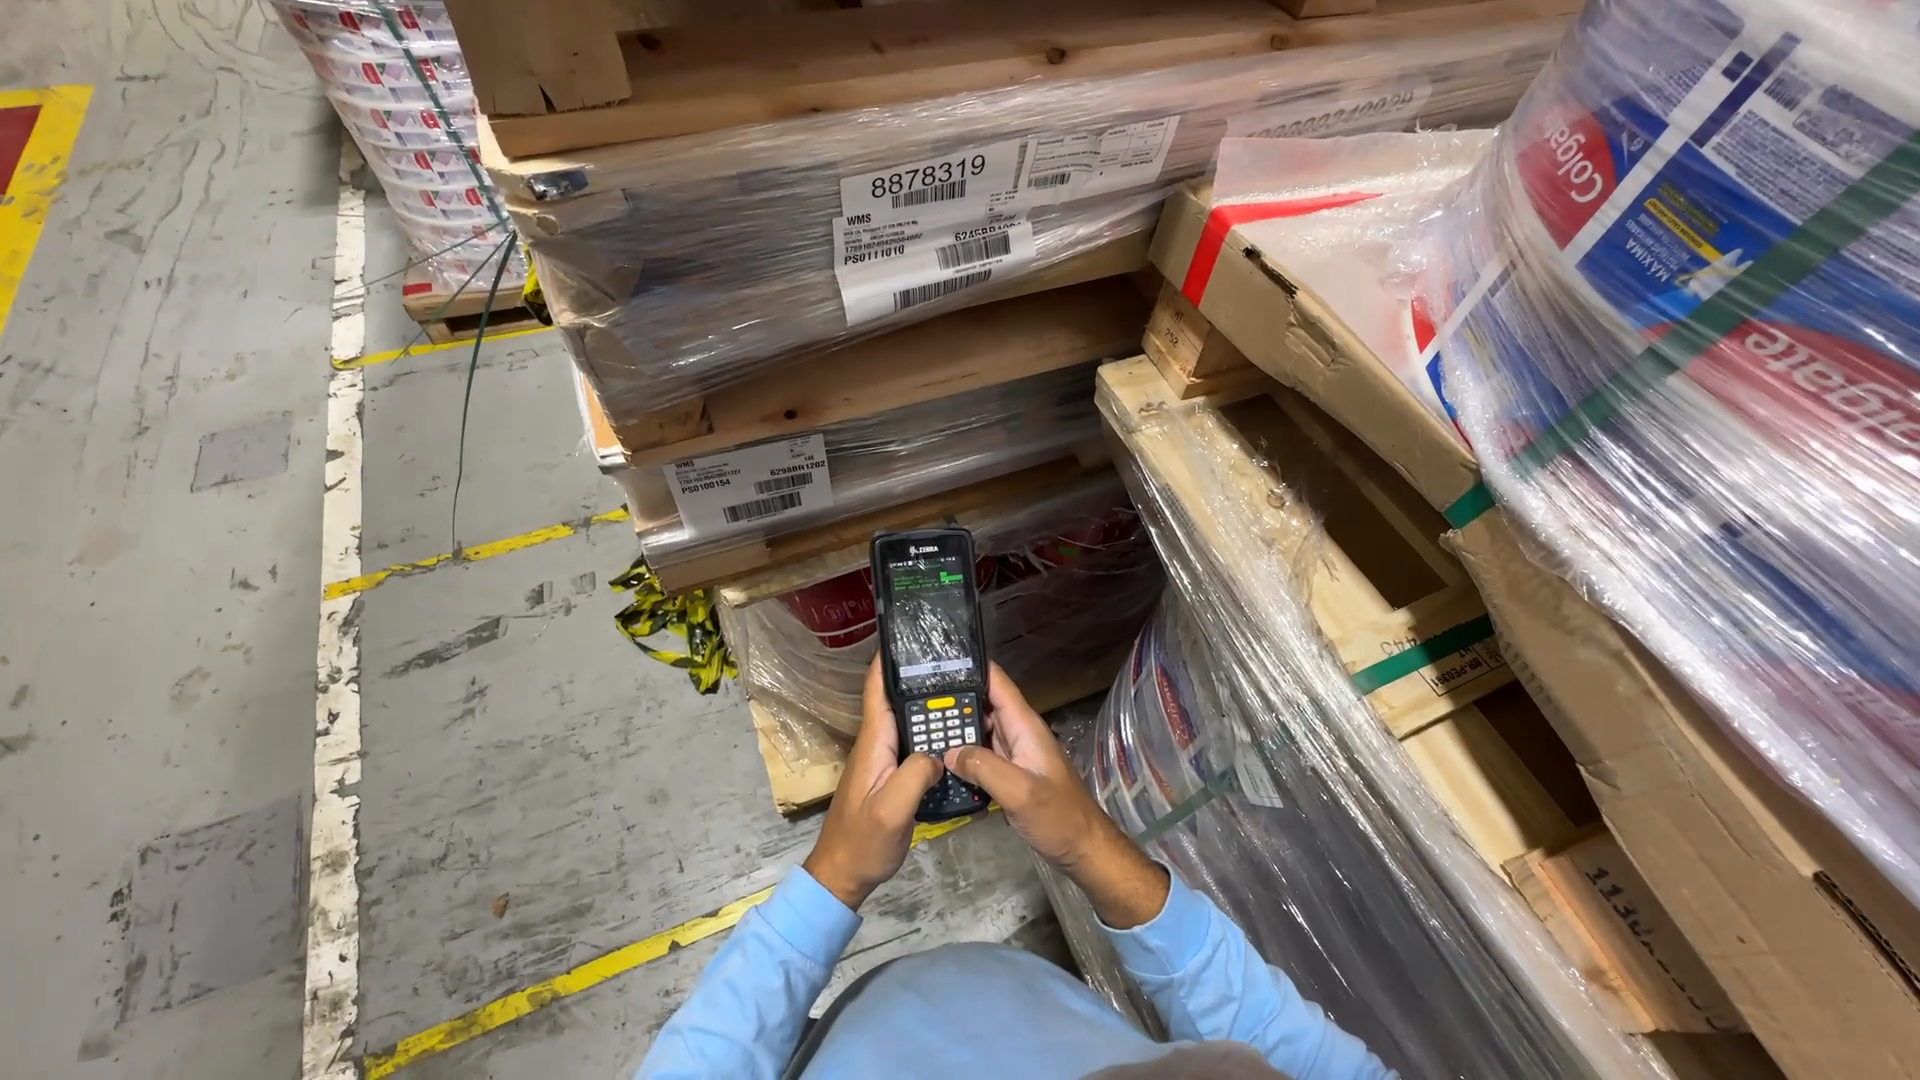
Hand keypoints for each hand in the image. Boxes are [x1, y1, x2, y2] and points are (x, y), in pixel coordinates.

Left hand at [802, 656, 943, 910]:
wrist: (844, 874)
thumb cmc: (863, 841)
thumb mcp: (891, 811)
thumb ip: (915, 776)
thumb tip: (937, 752)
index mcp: (874, 742)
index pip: (878, 689)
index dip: (889, 659)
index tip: (909, 634)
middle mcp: (877, 743)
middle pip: (896, 699)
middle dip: (918, 675)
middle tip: (955, 658)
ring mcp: (884, 760)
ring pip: (907, 721)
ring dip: (928, 704)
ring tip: (962, 687)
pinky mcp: (893, 776)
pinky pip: (914, 743)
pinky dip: (931, 731)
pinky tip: (953, 732)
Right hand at [943, 664, 1168, 927]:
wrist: (1082, 850)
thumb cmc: (1058, 816)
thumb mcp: (1019, 792)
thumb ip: (984, 767)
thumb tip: (949, 751)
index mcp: (1025, 727)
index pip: (997, 683)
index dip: (971, 666)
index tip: (938, 657)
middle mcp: (1019, 734)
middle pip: (983, 704)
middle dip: (953, 697)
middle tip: (912, 694)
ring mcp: (1015, 755)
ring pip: (980, 730)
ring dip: (955, 726)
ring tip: (917, 721)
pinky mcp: (1010, 774)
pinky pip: (982, 755)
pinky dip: (963, 753)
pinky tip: (939, 758)